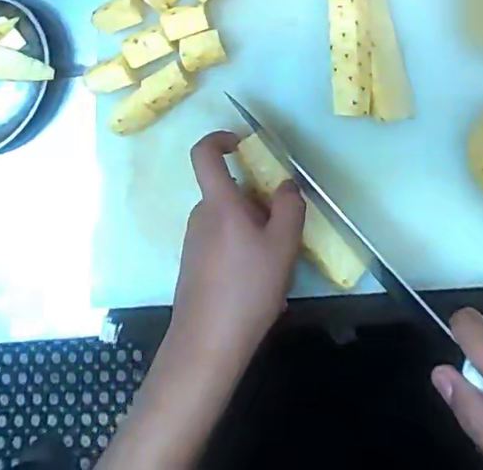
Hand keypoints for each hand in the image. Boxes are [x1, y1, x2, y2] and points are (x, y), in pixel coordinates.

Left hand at [166, 130, 305, 368]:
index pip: (204, 153)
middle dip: (258, 205)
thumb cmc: (246, 289)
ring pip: (230, 221)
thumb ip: (289, 208)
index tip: (242, 144)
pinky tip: (259, 290)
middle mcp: (201, 215)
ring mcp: (194, 241)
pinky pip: (223, 245)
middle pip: (230, 193)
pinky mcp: (193, 265)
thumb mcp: (282, 247)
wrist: (206, 344)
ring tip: (274, 272)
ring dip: (254, 235)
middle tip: (283, 237)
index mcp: (219, 202)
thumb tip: (286, 185)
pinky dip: (243, 255)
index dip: (220, 138)